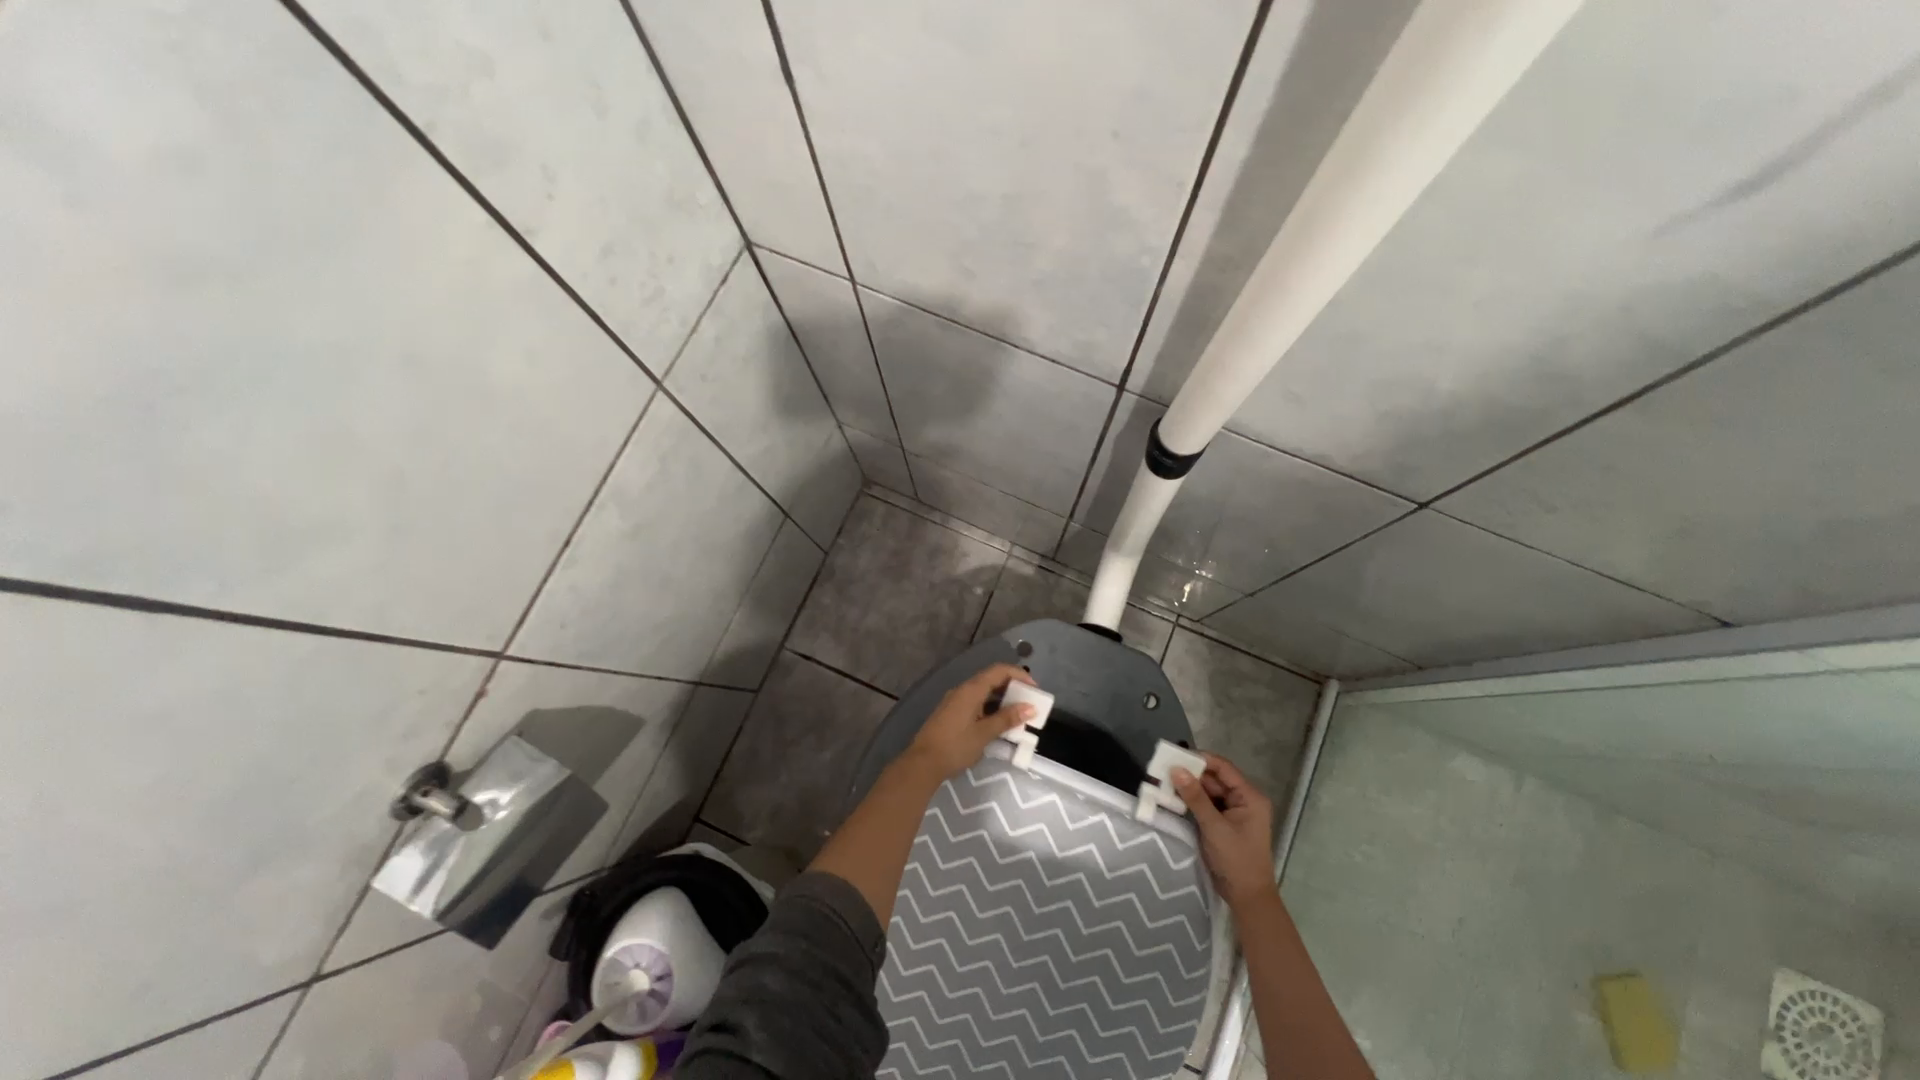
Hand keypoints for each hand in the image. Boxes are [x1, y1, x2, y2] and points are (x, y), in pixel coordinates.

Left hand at [902, 663, 1036, 781]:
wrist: (922, 763)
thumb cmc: (955, 746)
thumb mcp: (984, 734)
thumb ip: (1007, 719)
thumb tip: (1030, 708)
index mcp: (971, 690)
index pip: (999, 671)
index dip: (1019, 675)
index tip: (1035, 689)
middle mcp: (962, 690)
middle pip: (991, 680)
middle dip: (1012, 689)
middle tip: (1029, 703)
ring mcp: (955, 702)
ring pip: (983, 693)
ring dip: (1001, 701)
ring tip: (1018, 716)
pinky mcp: (951, 714)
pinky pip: (976, 704)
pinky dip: (990, 709)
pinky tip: (998, 725)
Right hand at [1171, 752, 1276, 907]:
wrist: (1247, 897)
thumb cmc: (1236, 859)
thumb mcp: (1214, 826)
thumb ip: (1195, 797)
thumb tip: (1175, 769)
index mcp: (1249, 796)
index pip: (1223, 768)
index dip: (1200, 760)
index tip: (1174, 756)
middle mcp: (1243, 800)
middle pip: (1214, 779)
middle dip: (1190, 775)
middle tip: (1162, 771)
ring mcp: (1233, 813)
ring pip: (1208, 792)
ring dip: (1188, 789)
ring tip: (1162, 783)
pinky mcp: (1223, 824)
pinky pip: (1206, 806)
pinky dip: (1191, 803)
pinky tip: (1172, 800)